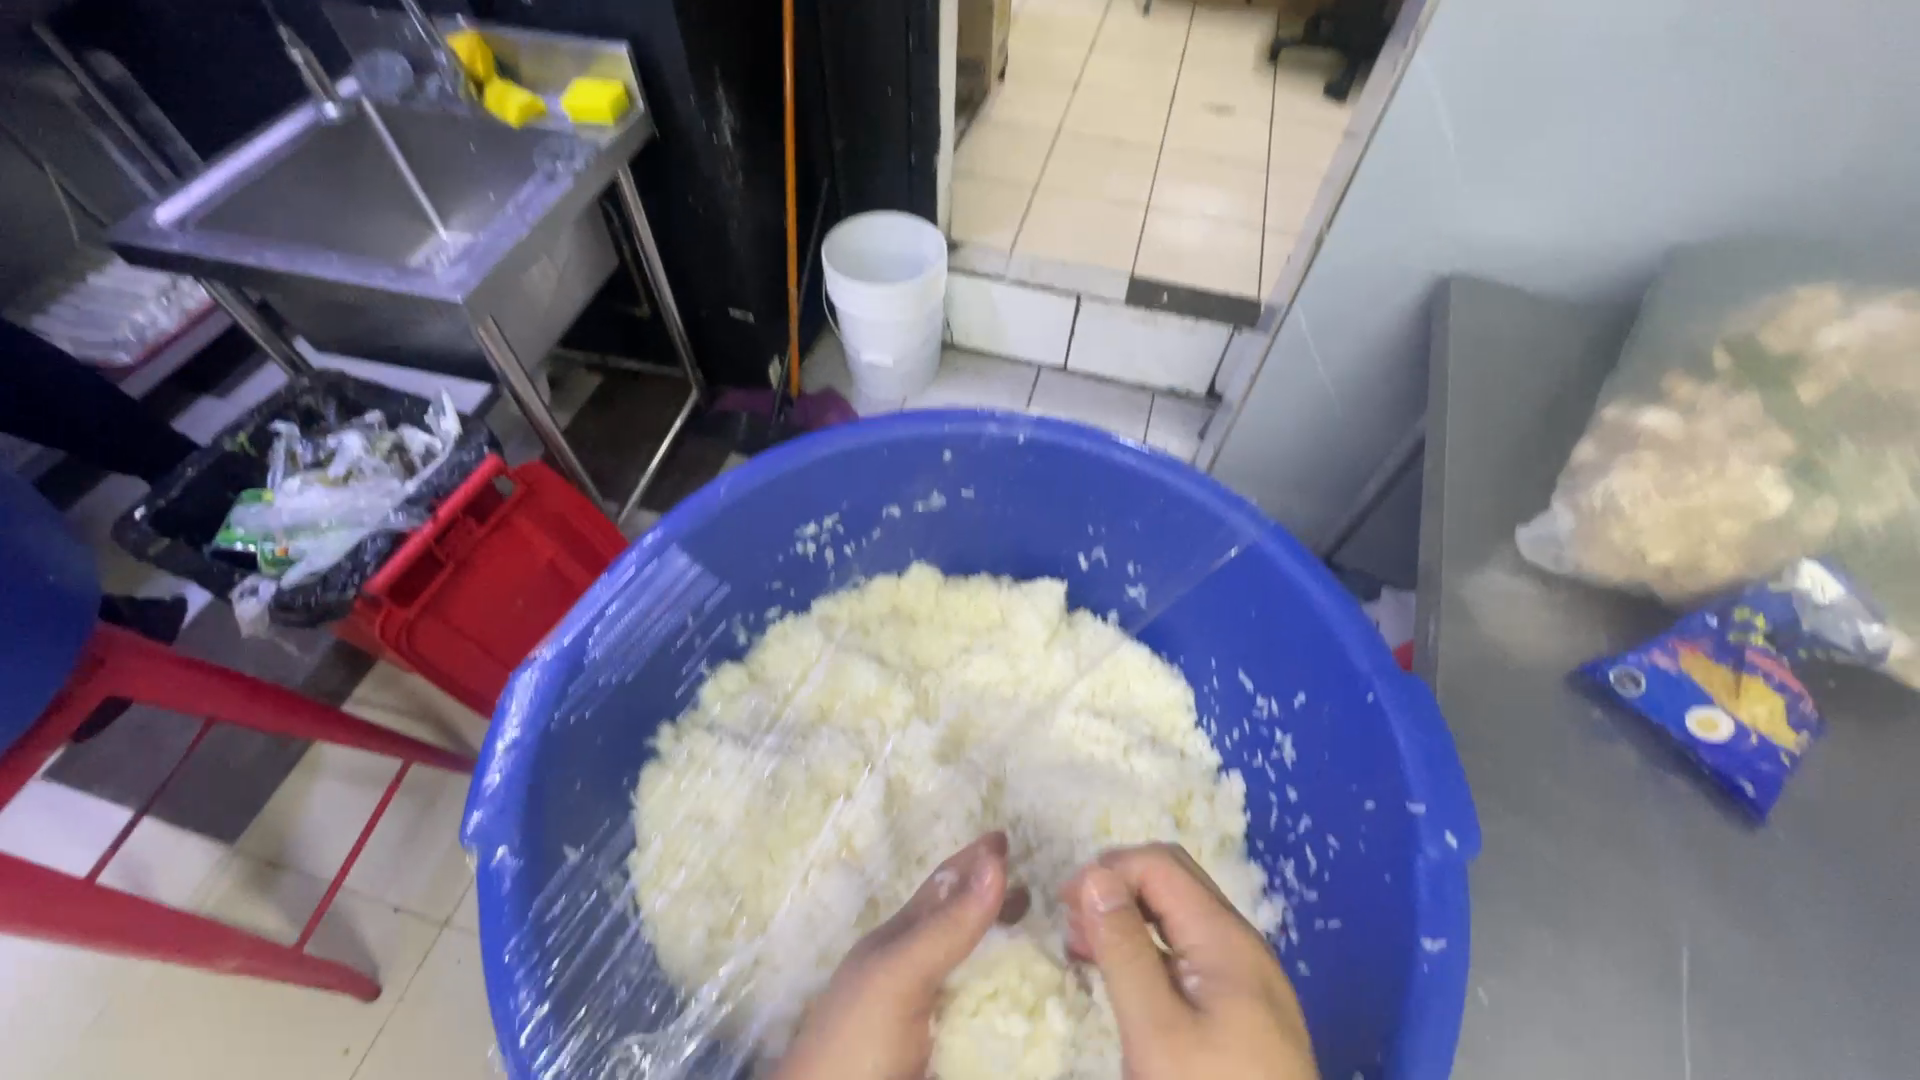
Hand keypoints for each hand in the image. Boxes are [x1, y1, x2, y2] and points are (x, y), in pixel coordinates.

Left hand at [773, 832, 1028, 1079]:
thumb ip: (947, 925)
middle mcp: (915, 971)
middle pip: (961, 925)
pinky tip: (1029, 1010)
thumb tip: (997, 858)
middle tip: (1037, 892)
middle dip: (995, 903)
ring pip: (972, 970)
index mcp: (900, 942)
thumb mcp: (900, 973)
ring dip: (1006, 955)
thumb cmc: (857, 1041)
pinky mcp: (944, 1054)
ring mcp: (928, 1016)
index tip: (1007, 837)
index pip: (944, 887)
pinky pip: (983, 1021)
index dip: (973, 861)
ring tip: (1042, 945)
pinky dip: (1007, 1008)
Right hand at [1063, 843, 1319, 1079]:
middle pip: (1171, 880)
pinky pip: (1187, 953)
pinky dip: (1147, 949)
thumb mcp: (1156, 1029)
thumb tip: (1094, 876)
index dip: (1108, 871)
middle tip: (1072, 921)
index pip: (1159, 864)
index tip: (1065, 906)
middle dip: (1117, 886)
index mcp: (1223, 935)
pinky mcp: (1240, 1008)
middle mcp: (1238, 942)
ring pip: (1178, 916)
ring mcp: (1243, 976)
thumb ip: (1124, 949)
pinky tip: (1122, 977)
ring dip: (1128, 917)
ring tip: (1082, 948)